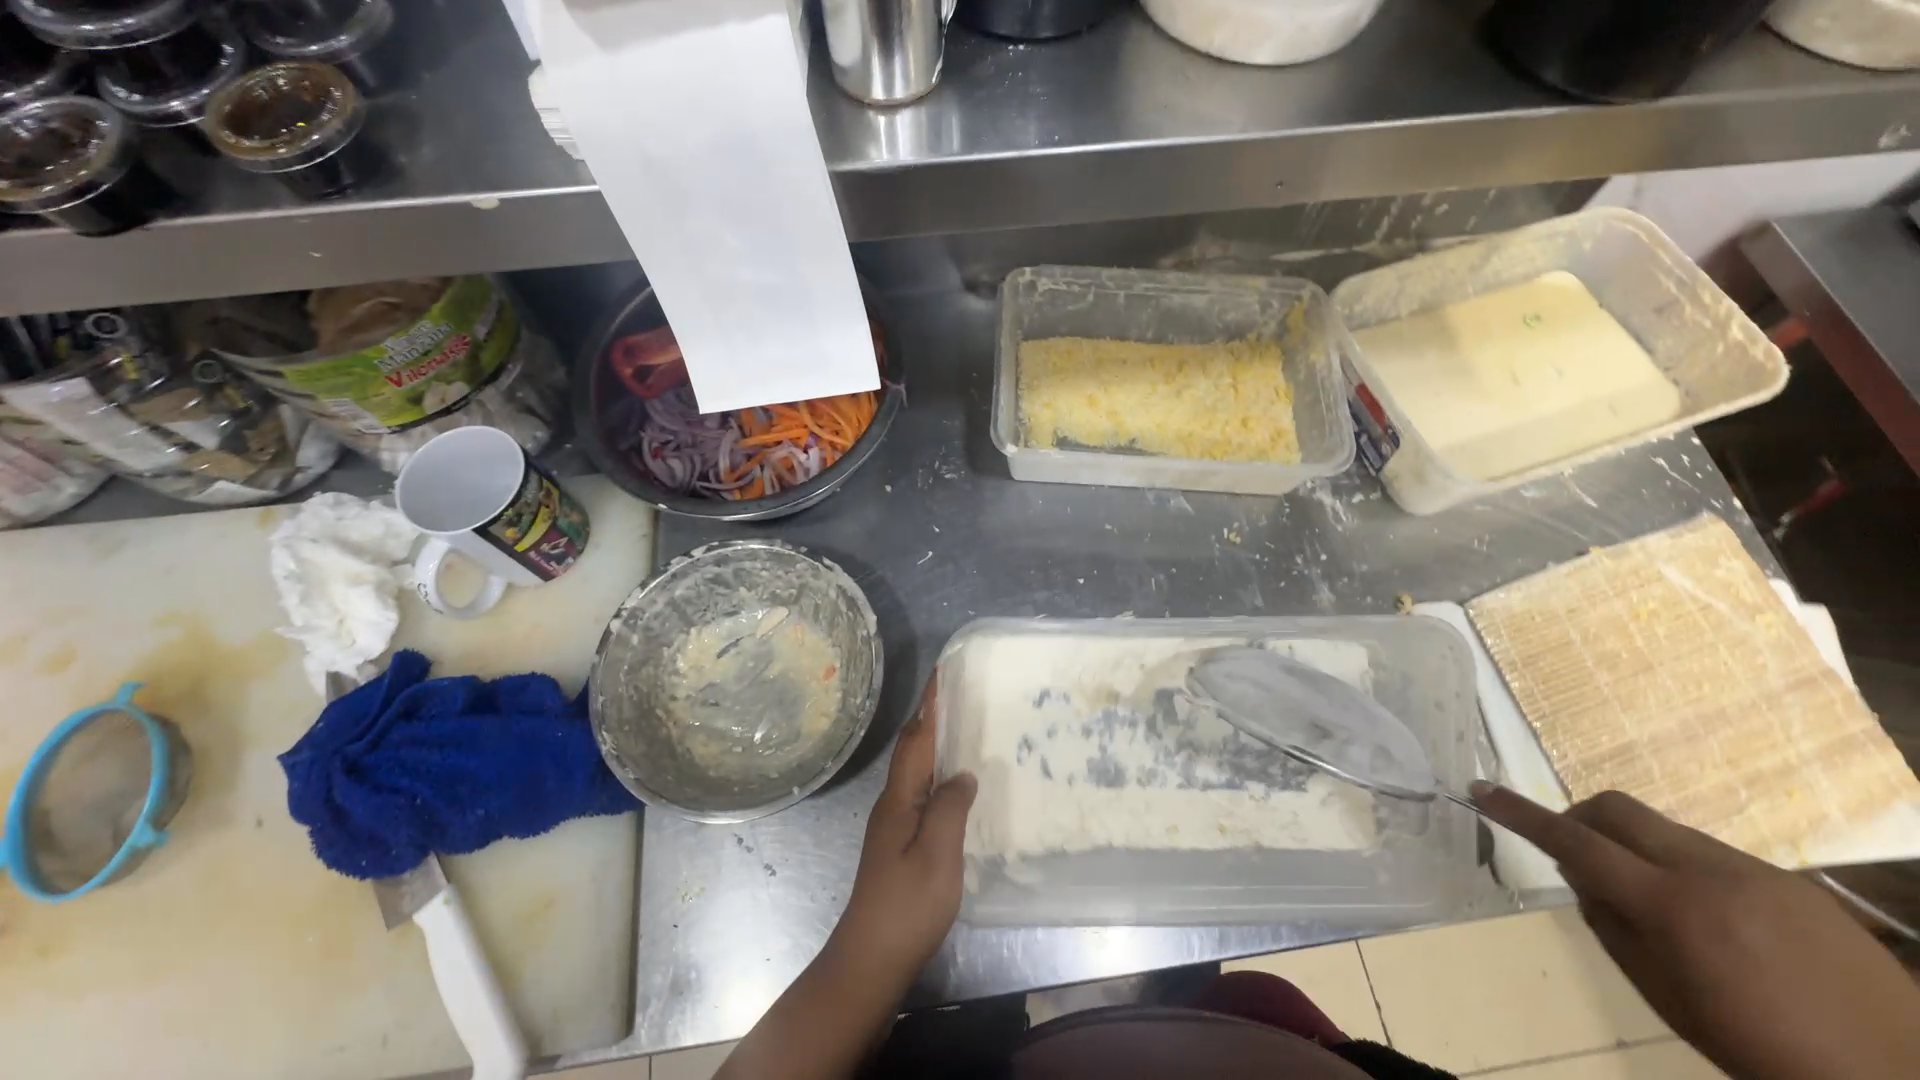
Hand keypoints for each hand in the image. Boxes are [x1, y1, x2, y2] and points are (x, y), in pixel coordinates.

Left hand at [832, 682, 977, 982]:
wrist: (871, 959)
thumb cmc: (907, 906)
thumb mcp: (938, 855)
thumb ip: (951, 808)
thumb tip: (964, 773)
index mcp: (899, 800)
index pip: (916, 739)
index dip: (930, 705)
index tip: (944, 671)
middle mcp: (893, 805)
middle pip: (912, 750)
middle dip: (932, 718)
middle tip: (960, 692)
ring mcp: (894, 827)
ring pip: (916, 773)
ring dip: (935, 745)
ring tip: (965, 728)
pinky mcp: (900, 847)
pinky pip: (922, 795)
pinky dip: (939, 777)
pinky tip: (958, 788)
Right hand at [1473, 782, 1919, 1079]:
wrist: (1895, 1075)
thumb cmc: (1758, 1048)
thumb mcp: (1665, 998)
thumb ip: (1612, 927)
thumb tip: (1583, 879)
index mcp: (1674, 907)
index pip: (1576, 844)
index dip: (1521, 815)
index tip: (1481, 790)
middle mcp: (1713, 871)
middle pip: (1618, 809)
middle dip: (1579, 820)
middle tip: (1575, 860)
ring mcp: (1759, 870)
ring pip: (1665, 830)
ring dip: (1635, 849)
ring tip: (1655, 908)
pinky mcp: (1795, 882)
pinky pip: (1713, 853)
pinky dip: (1683, 868)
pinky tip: (1713, 924)